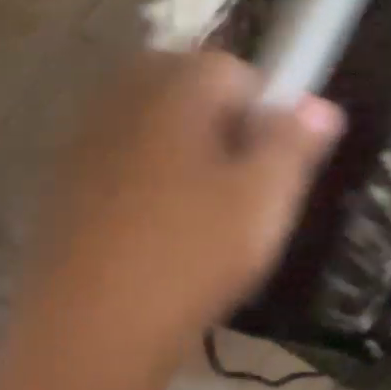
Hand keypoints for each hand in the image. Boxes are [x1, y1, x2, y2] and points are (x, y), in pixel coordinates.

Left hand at [18, 50, 344, 369]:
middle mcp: (124, 99)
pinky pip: (124, 159)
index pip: (233, 67)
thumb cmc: (194, 255)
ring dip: (189, 149)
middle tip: (253, 183)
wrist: (97, 322)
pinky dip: (153, 179)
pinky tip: (170, 231)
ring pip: (154, 124)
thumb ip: (294, 146)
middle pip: (185, 85)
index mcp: (175, 93)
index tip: (285, 158)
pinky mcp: (67, 183)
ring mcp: (88, 140)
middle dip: (226, 121)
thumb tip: (322, 104)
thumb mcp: (264, 201)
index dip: (270, 105)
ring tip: (214, 212)